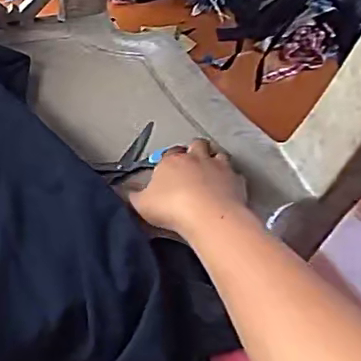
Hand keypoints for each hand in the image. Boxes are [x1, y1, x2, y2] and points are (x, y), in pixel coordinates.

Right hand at [128, 139, 248, 237]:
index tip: (167, 172)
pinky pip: (235, 174)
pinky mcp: (237, 179)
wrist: (208, 216)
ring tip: (211, 171)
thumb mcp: (142, 204)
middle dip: (194, 150)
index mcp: (171, 160)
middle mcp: (196, 157)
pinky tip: (227, 188)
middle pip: (197, 144)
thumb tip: (123, 190)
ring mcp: (219, 166)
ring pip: (219, 153)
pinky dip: (231, 179)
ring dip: (215, 159)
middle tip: (191, 163)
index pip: (169, 153)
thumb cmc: (171, 208)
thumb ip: (132, 195)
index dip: (168, 160)